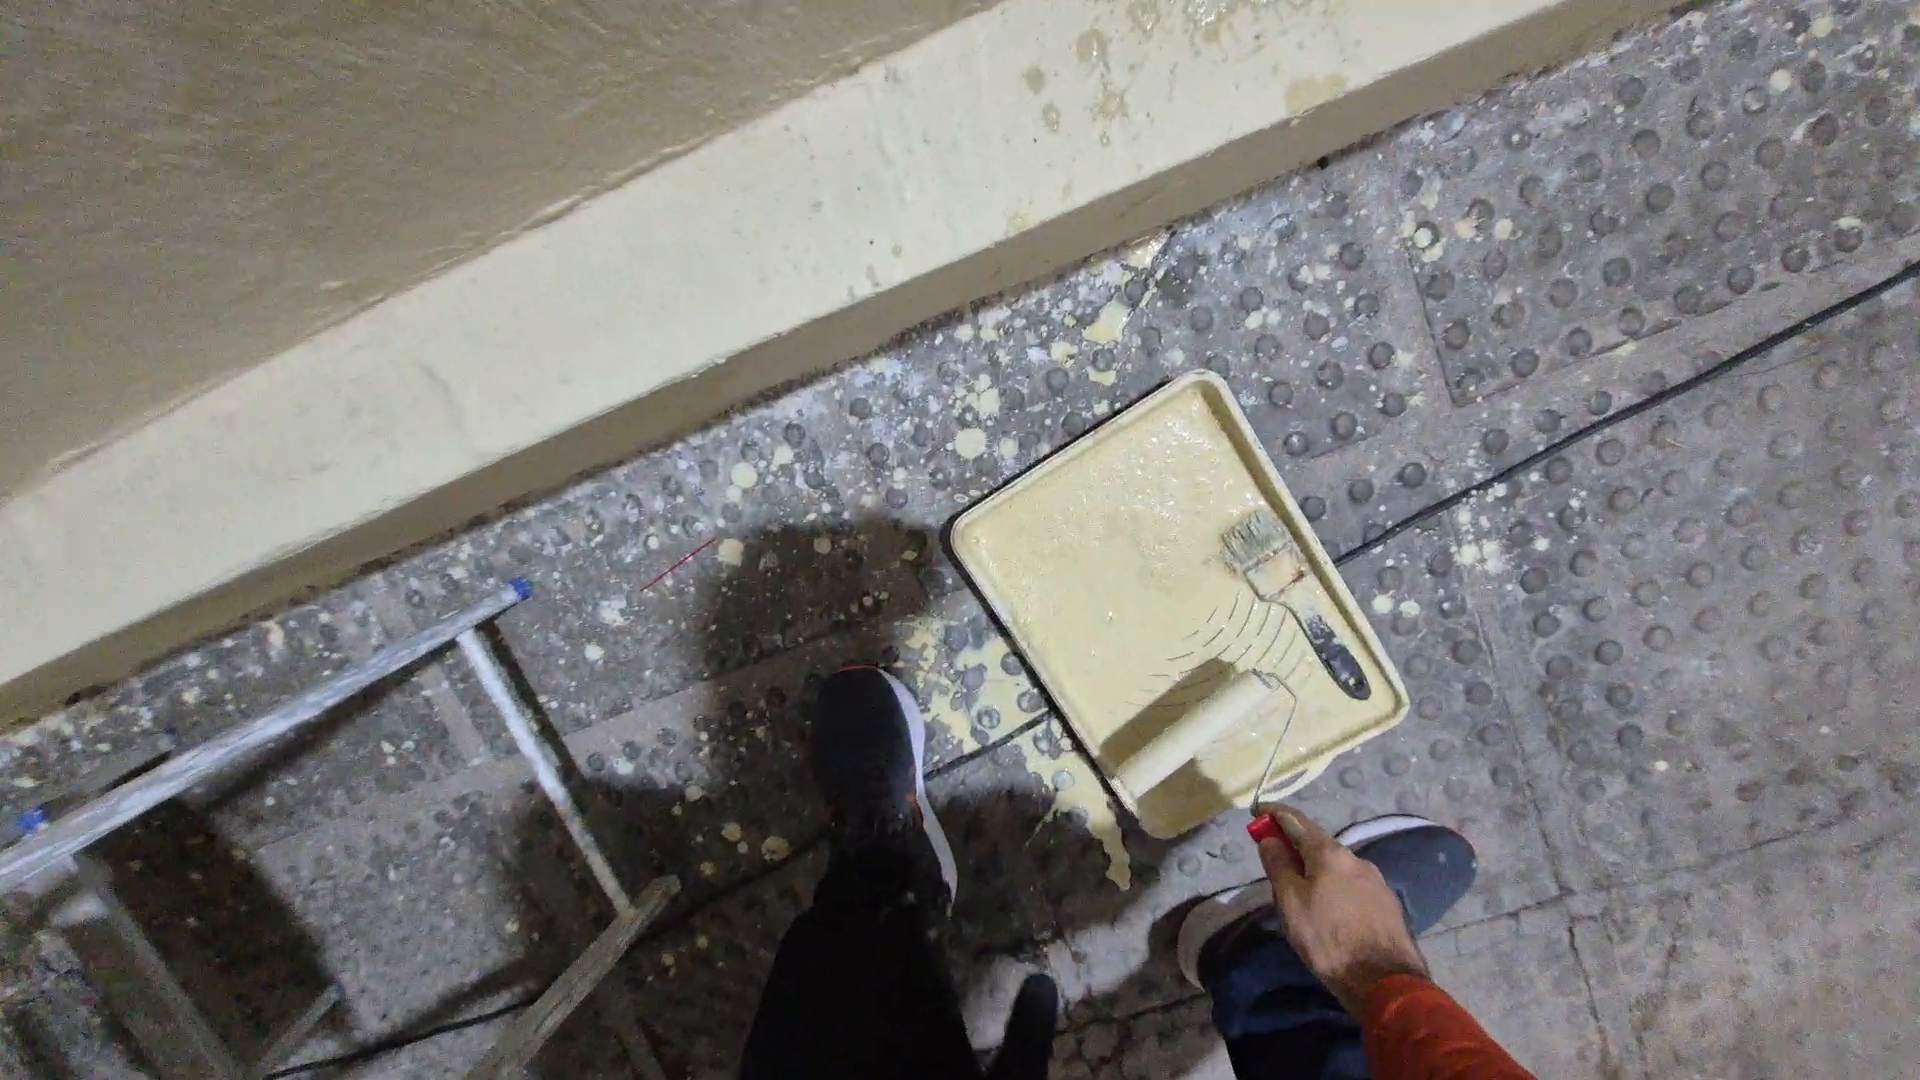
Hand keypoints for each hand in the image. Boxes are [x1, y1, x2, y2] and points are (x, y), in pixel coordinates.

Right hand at [1253, 803, 1428, 1016]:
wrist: (1387, 984)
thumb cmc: (1328, 939)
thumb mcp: (1290, 902)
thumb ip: (1278, 865)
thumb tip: (1270, 839)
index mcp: (1330, 853)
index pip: (1295, 820)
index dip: (1273, 813)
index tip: (1256, 811)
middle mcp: (1356, 858)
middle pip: (1317, 841)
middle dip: (1293, 841)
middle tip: (1274, 853)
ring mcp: (1376, 880)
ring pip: (1336, 864)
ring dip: (1315, 864)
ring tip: (1300, 884)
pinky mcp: (1387, 903)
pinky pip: (1351, 882)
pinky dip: (1333, 882)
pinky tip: (1330, 903)